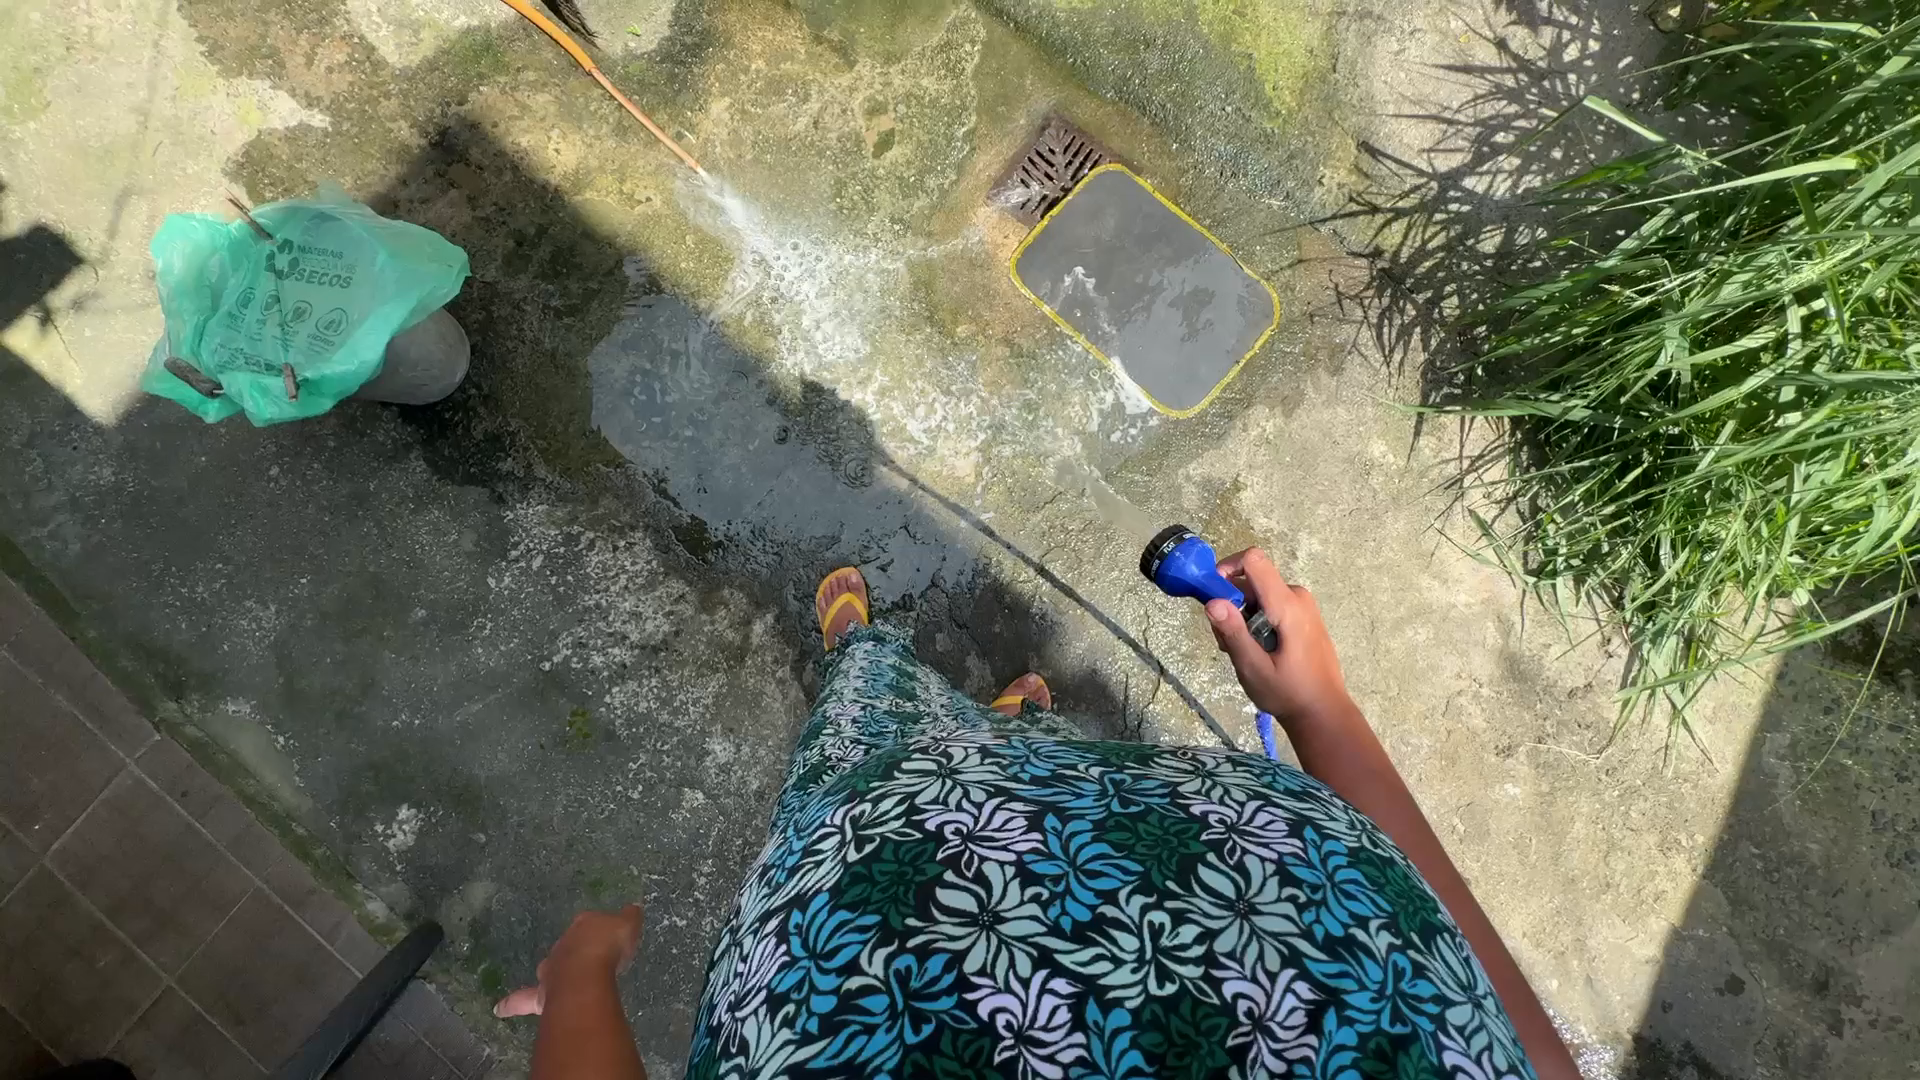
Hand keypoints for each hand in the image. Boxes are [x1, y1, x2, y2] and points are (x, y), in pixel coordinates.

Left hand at [495, 905, 644, 1017]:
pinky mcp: (542, 993)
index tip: (608, 936)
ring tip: (560, 978)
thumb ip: (630, 916)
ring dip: (554, 971)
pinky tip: (499, 1009)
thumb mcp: (629, 923)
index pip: (590, 921)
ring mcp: (550, 968)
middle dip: (575, 950)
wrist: (586, 974)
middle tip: (587, 958)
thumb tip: (633, 908)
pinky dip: (512, 1003)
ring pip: (549, 968)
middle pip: (568, 944)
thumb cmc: (609, 946)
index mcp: (584, 923)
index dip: (599, 929)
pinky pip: (523, 999)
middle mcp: (564, 943)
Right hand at [1205, 549, 1355, 726]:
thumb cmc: (1289, 693)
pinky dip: (1254, 620)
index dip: (1228, 567)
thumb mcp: (1253, 668)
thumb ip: (1233, 633)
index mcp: (1286, 605)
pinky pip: (1269, 604)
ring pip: (1257, 594)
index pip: (1254, 560)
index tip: (1213, 595)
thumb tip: (1211, 601)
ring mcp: (1302, 605)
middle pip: (1251, 581)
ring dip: (1241, 616)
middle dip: (1230, 604)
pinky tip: (1257, 649)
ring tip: (1243, 651)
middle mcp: (1296, 597)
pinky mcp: (1302, 615)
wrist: (1324, 712)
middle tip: (1226, 641)